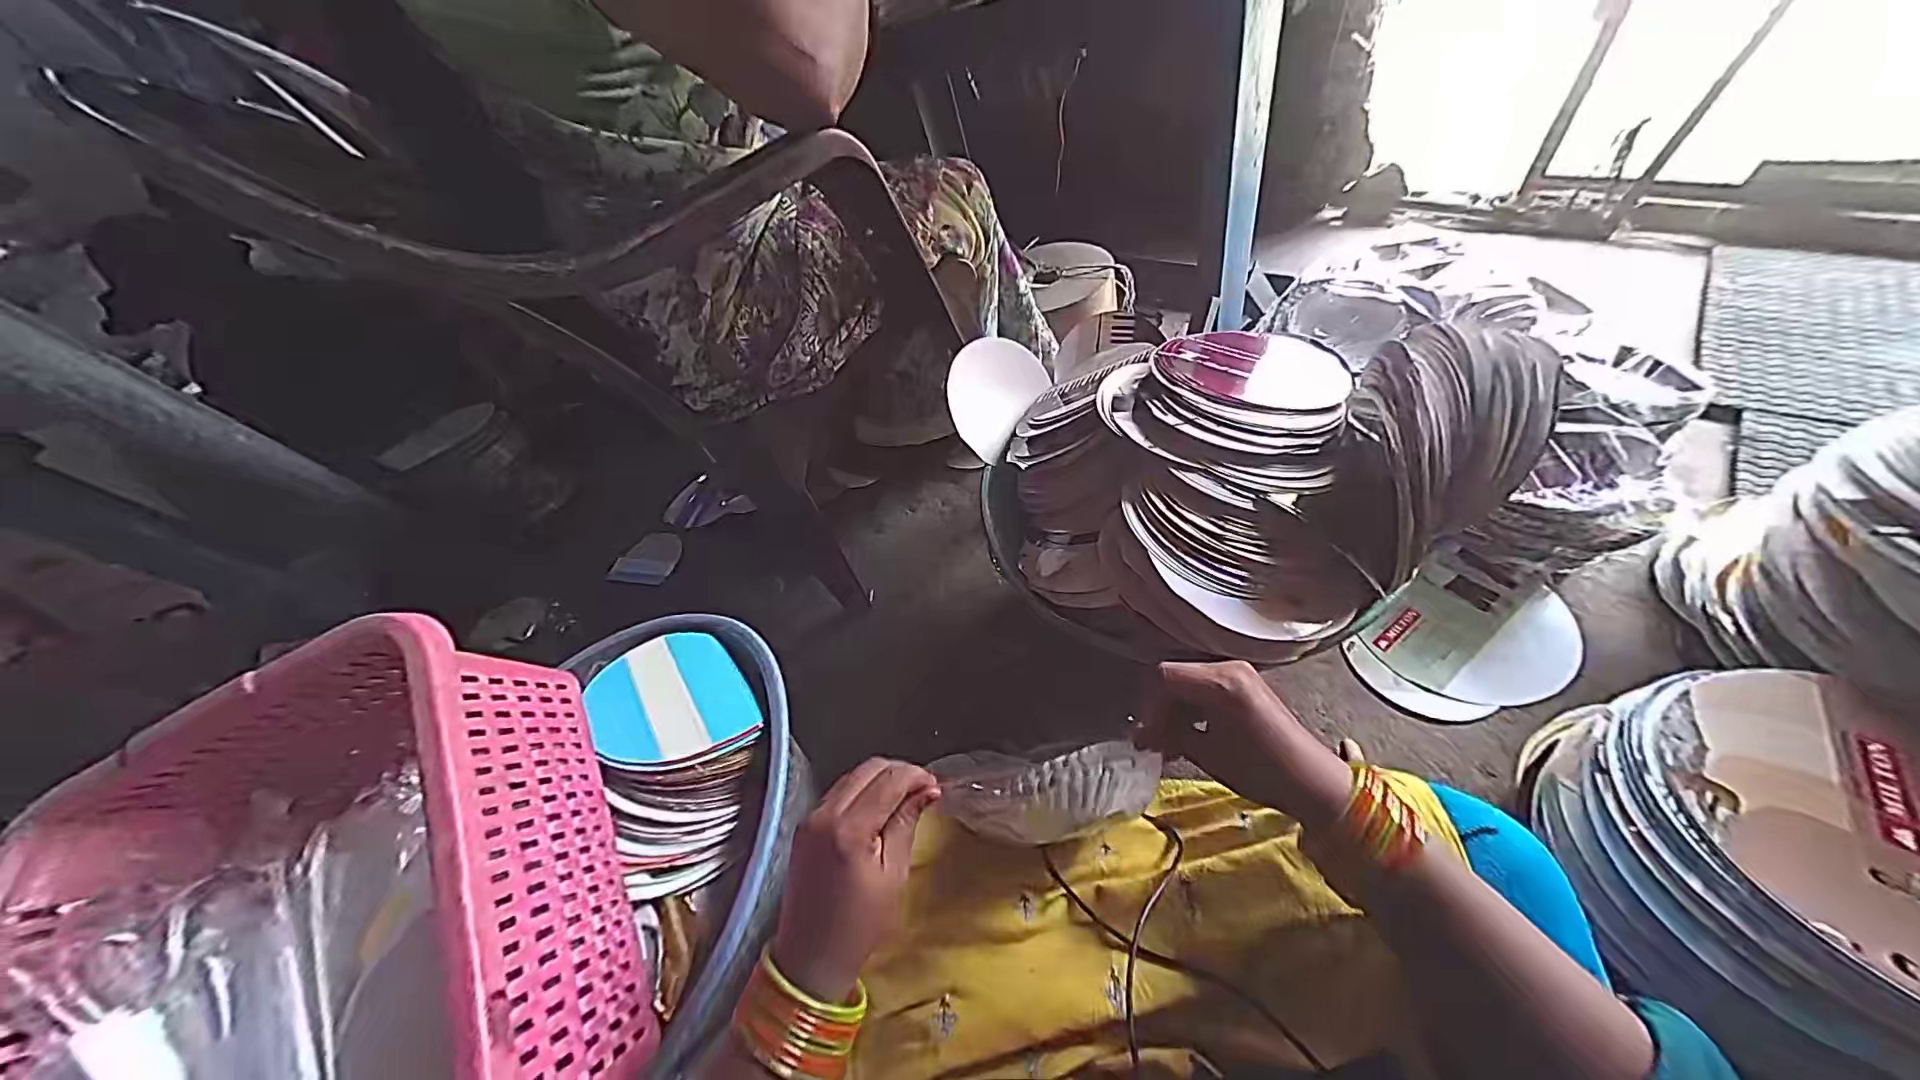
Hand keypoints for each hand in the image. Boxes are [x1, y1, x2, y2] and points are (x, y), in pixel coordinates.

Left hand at [771, 758, 939, 1002]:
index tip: (935, 786)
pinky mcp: (805, 825)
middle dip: (900, 772)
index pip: (888, 779)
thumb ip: (906, 823)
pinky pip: (839, 791)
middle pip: (869, 768)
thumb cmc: (858, 926)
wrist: (809, 958)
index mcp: (848, 829)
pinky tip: (878, 807)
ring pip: (853, 775)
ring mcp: (811, 818)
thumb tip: (927, 791)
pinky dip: (862, 790)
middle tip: (923, 790)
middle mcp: (824, 815)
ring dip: (881, 779)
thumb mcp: (893, 874)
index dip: (916, 776)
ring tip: (903, 798)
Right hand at [1132, 661, 1353, 828]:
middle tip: (1151, 743)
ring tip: (1168, 745)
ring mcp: (1239, 674)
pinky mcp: (1245, 686)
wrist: (1314, 782)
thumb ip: (1172, 735)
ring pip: (1188, 684)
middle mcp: (1229, 667)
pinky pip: (1206, 689)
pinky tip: (1188, 737)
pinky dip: (1192, 710)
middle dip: (1160, 711)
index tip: (1146, 737)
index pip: (1165, 677)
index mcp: (1220, 681)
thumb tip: (1143, 734)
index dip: (1150, 708)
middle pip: (1175, 678)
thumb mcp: (1207, 754)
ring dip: (1175, 712)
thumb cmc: (1262, 770)